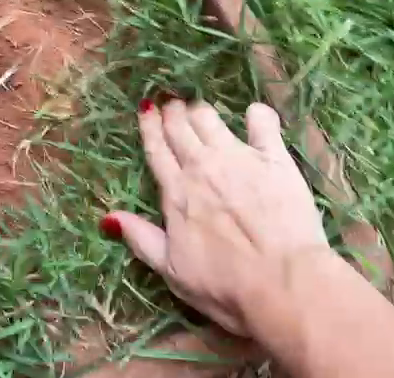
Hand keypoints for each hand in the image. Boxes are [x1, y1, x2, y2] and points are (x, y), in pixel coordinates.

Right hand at [102, 100, 335, 336]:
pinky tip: (255, 116)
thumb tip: (108, 217)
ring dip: (202, 111)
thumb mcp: (174, 273)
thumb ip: (142, 240)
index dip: (150, 125)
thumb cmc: (227, 288)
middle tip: (172, 106)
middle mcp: (202, 165)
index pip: (157, 147)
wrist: (284, 285)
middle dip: (173, 111)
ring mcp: (238, 156)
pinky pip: (262, 121)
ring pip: (210, 117)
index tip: (147, 108)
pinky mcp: (274, 157)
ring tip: (202, 112)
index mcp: (177, 191)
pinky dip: (257, 115)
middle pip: (180, 125)